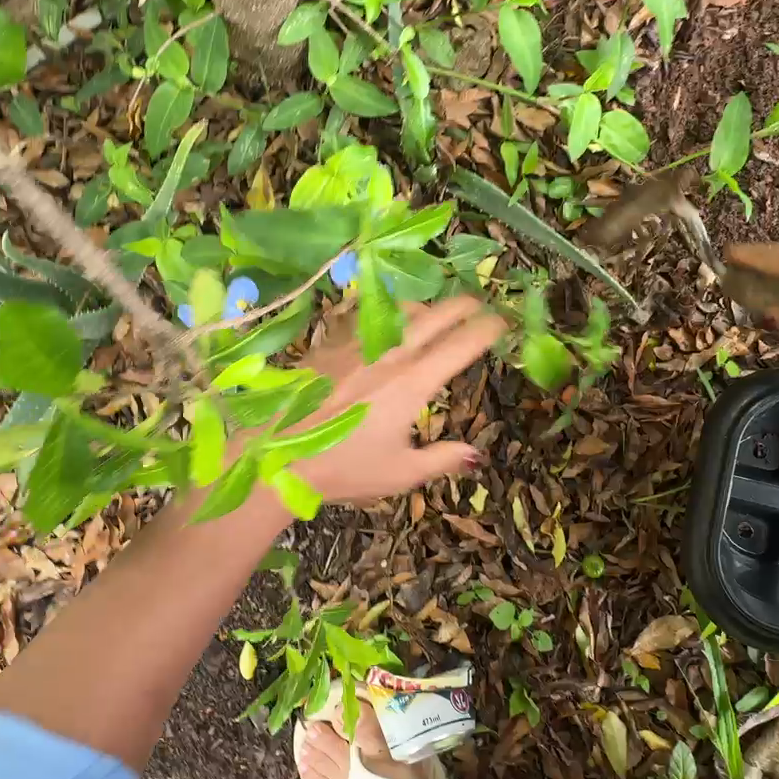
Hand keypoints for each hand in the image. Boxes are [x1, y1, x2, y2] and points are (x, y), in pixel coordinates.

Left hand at [286, 296, 505, 504]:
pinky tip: (384, 325)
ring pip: (400, 311)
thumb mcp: (399, 474)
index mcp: (412, 385)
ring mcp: (357, 345)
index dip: (486, 330)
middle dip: (463, 306)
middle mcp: (389, 355)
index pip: (460, 346)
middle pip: (435, 316)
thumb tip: (477, 454)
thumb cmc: (342, 469)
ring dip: (425, 308)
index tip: (502, 323)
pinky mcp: (331, 345)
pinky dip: (385, 316)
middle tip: (479, 305)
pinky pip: (365, 317)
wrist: (276, 455)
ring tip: (433, 314)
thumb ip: (442, 459)